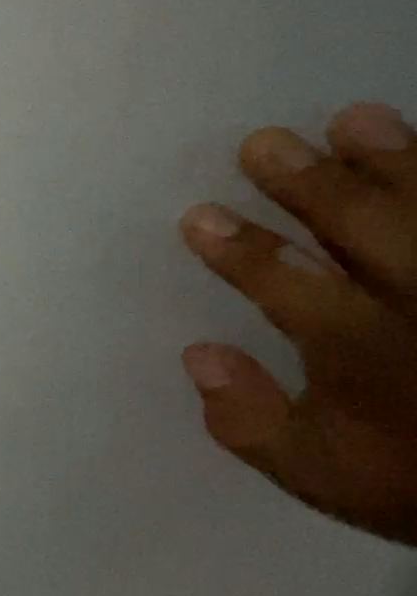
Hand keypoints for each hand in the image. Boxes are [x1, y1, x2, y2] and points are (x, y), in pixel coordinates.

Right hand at [181, 101, 416, 542]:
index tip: (200, 217)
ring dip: (395, 164)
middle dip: (310, 186)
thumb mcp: (326, 476)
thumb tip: (199, 354)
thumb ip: (251, 422)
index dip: (240, 251)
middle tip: (264, 143)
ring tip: (358, 119)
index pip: (287, 285)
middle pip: (365, 233)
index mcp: (365, 353)